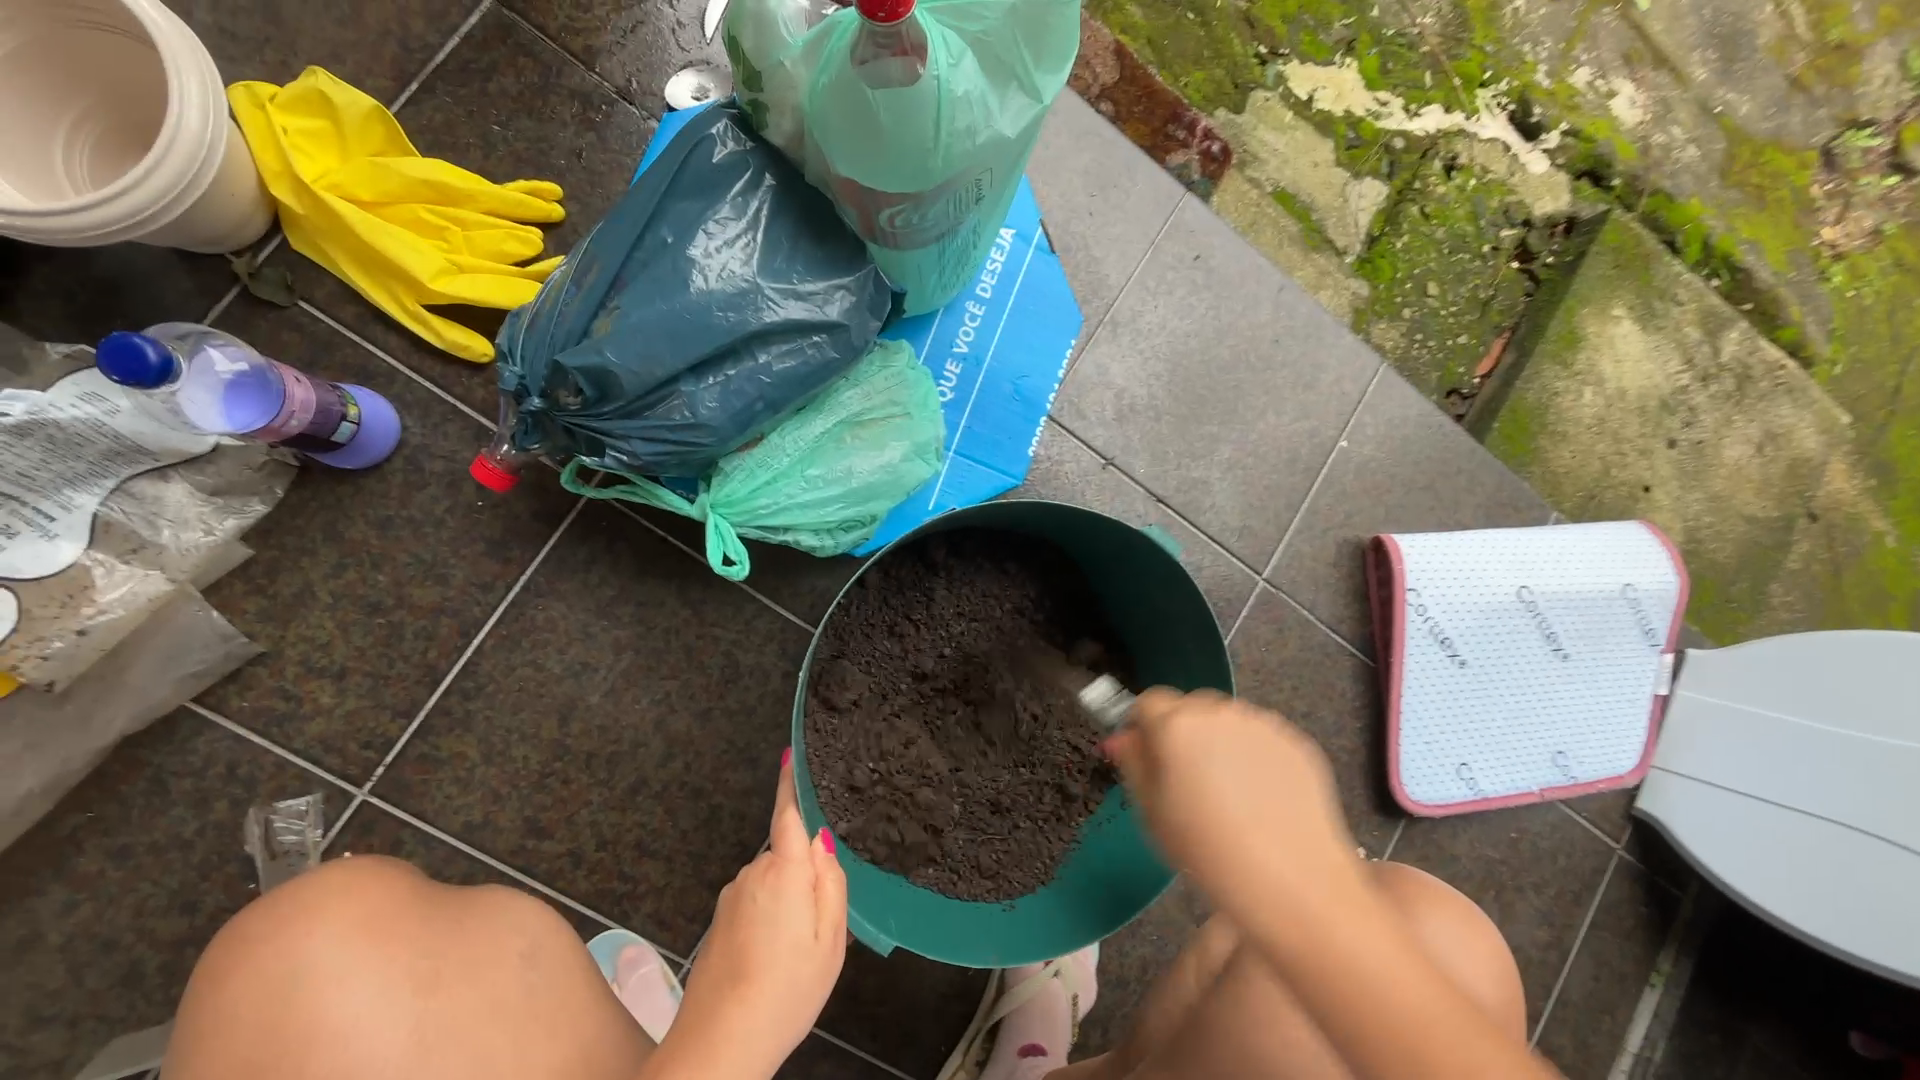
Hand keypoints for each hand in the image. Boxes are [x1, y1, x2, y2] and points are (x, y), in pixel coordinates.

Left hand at [652, 751, 846, 1079]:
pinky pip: (756, 902)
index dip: (791, 780)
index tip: (791, 750)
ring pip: (772, 881)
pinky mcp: (719, 920)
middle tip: (823, 924)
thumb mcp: (830, 940)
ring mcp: (731, 897)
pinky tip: (776, 961)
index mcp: (782, 871)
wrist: (719, 1046)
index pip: (787, 812)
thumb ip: (830, 882)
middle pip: (786, 852)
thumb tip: (820, 840)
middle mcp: (751, 874)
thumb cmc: (787, 991)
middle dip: (806, 872)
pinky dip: (771, 919)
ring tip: (800, 954)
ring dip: (789, 901)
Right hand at [1103, 689, 1364, 922]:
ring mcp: (1261, 724)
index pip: (1147, 702)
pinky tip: (1258, 796)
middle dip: (1181, 732)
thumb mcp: (1152, 812)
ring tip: (1227, 792)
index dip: (1142, 727)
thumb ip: (1133, 764)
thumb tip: (1123, 739)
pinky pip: (1260, 737)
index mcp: (1176, 724)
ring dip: (1218, 741)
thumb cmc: (1208, 849)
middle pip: (1188, 707)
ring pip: (1226, 721)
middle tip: (1185, 779)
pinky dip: (1253, 755)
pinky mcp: (1294, 741)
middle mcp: (1219, 712)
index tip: (1146, 756)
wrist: (1291, 879)